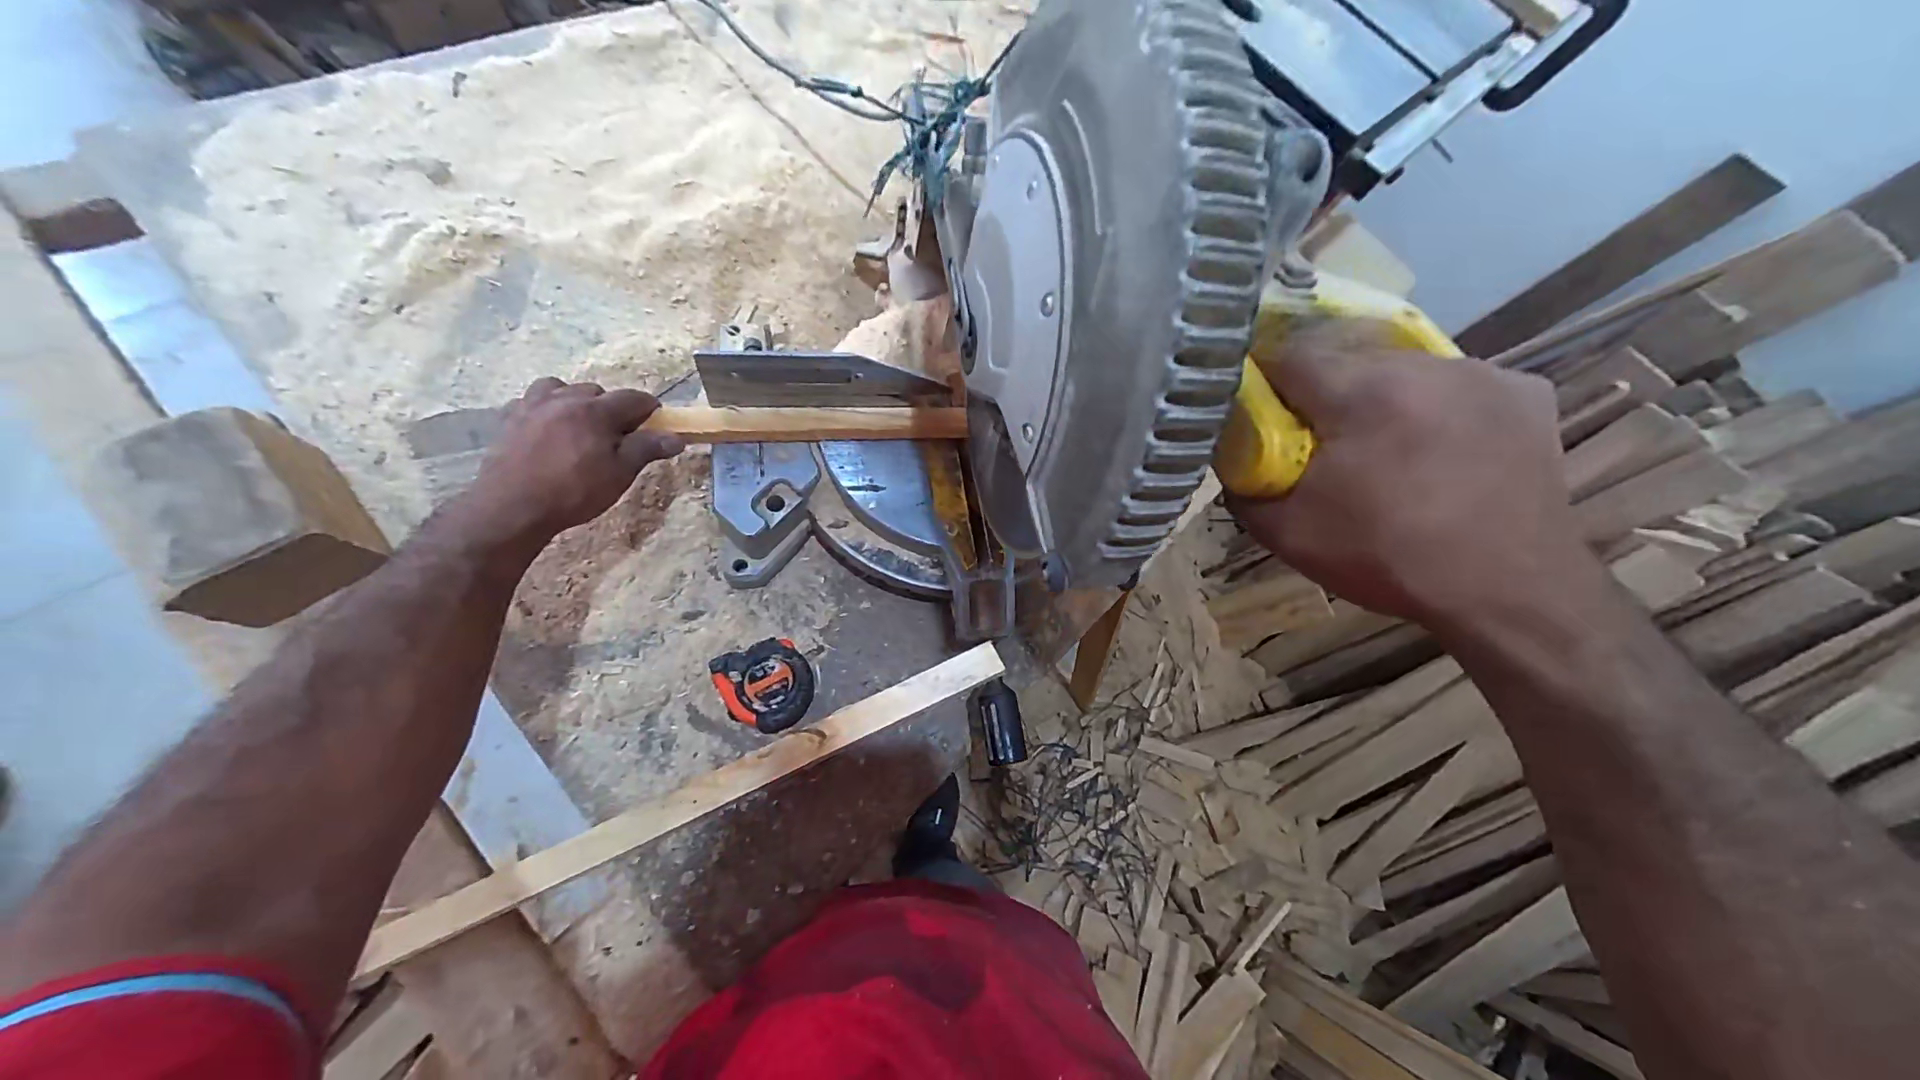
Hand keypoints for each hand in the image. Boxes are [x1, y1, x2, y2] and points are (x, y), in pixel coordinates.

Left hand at [454, 378, 683, 549]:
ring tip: (579, 426)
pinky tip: (547, 429)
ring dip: (575, 401)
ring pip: (561, 389)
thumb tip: (676, 437)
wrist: (512, 506)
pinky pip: (532, 401)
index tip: (656, 423)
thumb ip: (647, 449)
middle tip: (616, 435)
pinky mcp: (509, 418)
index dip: (650, 409)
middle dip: (611, 408)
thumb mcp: (619, 474)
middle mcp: (565, 399)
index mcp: (596, 411)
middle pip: (597, 391)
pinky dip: (545, 408)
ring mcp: (533, 405)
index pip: (633, 398)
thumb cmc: (574, 491)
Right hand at [1228, 323, 1587, 629]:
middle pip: (1348, 357)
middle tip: (1317, 439)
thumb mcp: (1287, 533)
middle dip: (1322, 390)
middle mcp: (1425, 366)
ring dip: (1379, 396)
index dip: (1264, 379)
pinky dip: (1434, 406)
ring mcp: (1483, 374)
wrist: (1509, 595)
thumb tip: (1235, 459)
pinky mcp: (1526, 393)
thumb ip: (1245, 486)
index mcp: (1363, 393)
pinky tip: (1435, 446)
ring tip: (1380, 446)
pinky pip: (1456, 384)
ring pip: (1403, 368)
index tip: (1259, 411)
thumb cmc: (1387, 560)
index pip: (1289, 354)